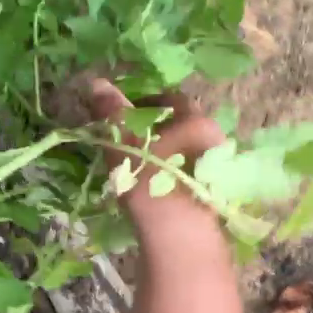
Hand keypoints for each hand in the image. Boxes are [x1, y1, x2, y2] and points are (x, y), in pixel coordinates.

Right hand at [87, 78, 224, 234]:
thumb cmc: (149, 178)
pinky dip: (172, 171)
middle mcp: (214, 138)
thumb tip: (96, 82)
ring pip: (186, 149)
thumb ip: (112, 112)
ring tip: (138, 165)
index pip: (171, 99)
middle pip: (182, 124)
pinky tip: (154, 185)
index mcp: (196, 120)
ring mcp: (216, 167)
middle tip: (129, 140)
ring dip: (165, 151)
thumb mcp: (124, 142)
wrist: (176, 230)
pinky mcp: (213, 192)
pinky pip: (189, 171)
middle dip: (157, 128)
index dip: (146, 102)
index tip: (124, 115)